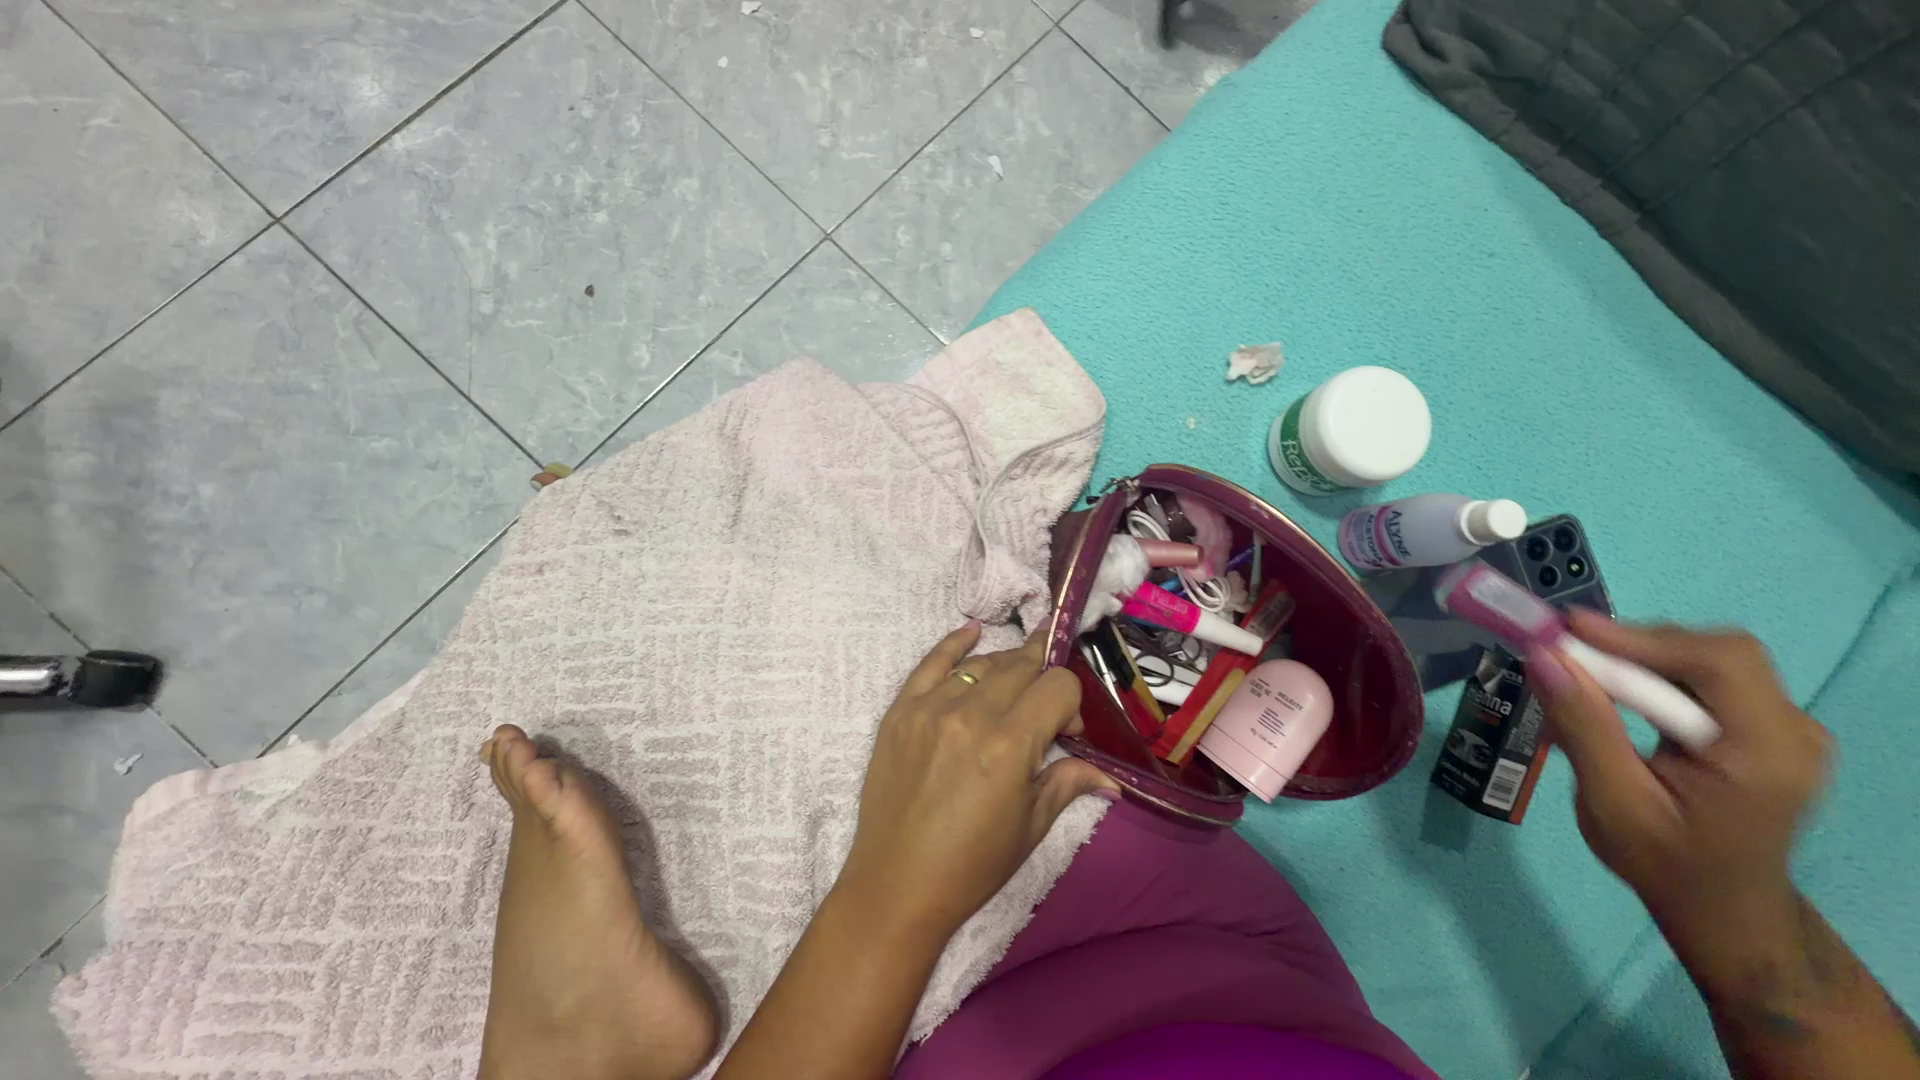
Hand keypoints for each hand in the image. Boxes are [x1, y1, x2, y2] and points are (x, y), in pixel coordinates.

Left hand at [837, 621, 1119, 939]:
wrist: (896, 886)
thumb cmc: (972, 866)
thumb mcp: (1031, 827)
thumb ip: (1068, 782)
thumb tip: (1111, 776)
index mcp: (1010, 745)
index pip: (1058, 686)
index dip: (1071, 705)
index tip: (1067, 732)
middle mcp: (970, 714)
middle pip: (1022, 667)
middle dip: (1043, 681)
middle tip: (1044, 711)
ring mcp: (929, 709)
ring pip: (981, 663)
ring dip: (1006, 670)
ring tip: (1013, 693)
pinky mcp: (899, 712)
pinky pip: (929, 663)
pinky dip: (954, 643)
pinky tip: (973, 631)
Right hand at [1527, 610, 1831, 931]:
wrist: (1722, 909)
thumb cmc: (1664, 863)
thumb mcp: (1612, 801)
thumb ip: (1583, 725)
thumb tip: (1543, 656)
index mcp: (1766, 754)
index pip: (1718, 663)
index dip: (1640, 638)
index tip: (1567, 631)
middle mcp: (1792, 731)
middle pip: (1716, 653)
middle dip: (1636, 646)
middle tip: (1567, 654)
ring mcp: (1786, 727)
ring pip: (1708, 660)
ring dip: (1640, 659)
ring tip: (1581, 676)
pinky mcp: (1765, 726)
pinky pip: (1707, 679)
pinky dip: (1654, 675)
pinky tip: (1615, 695)